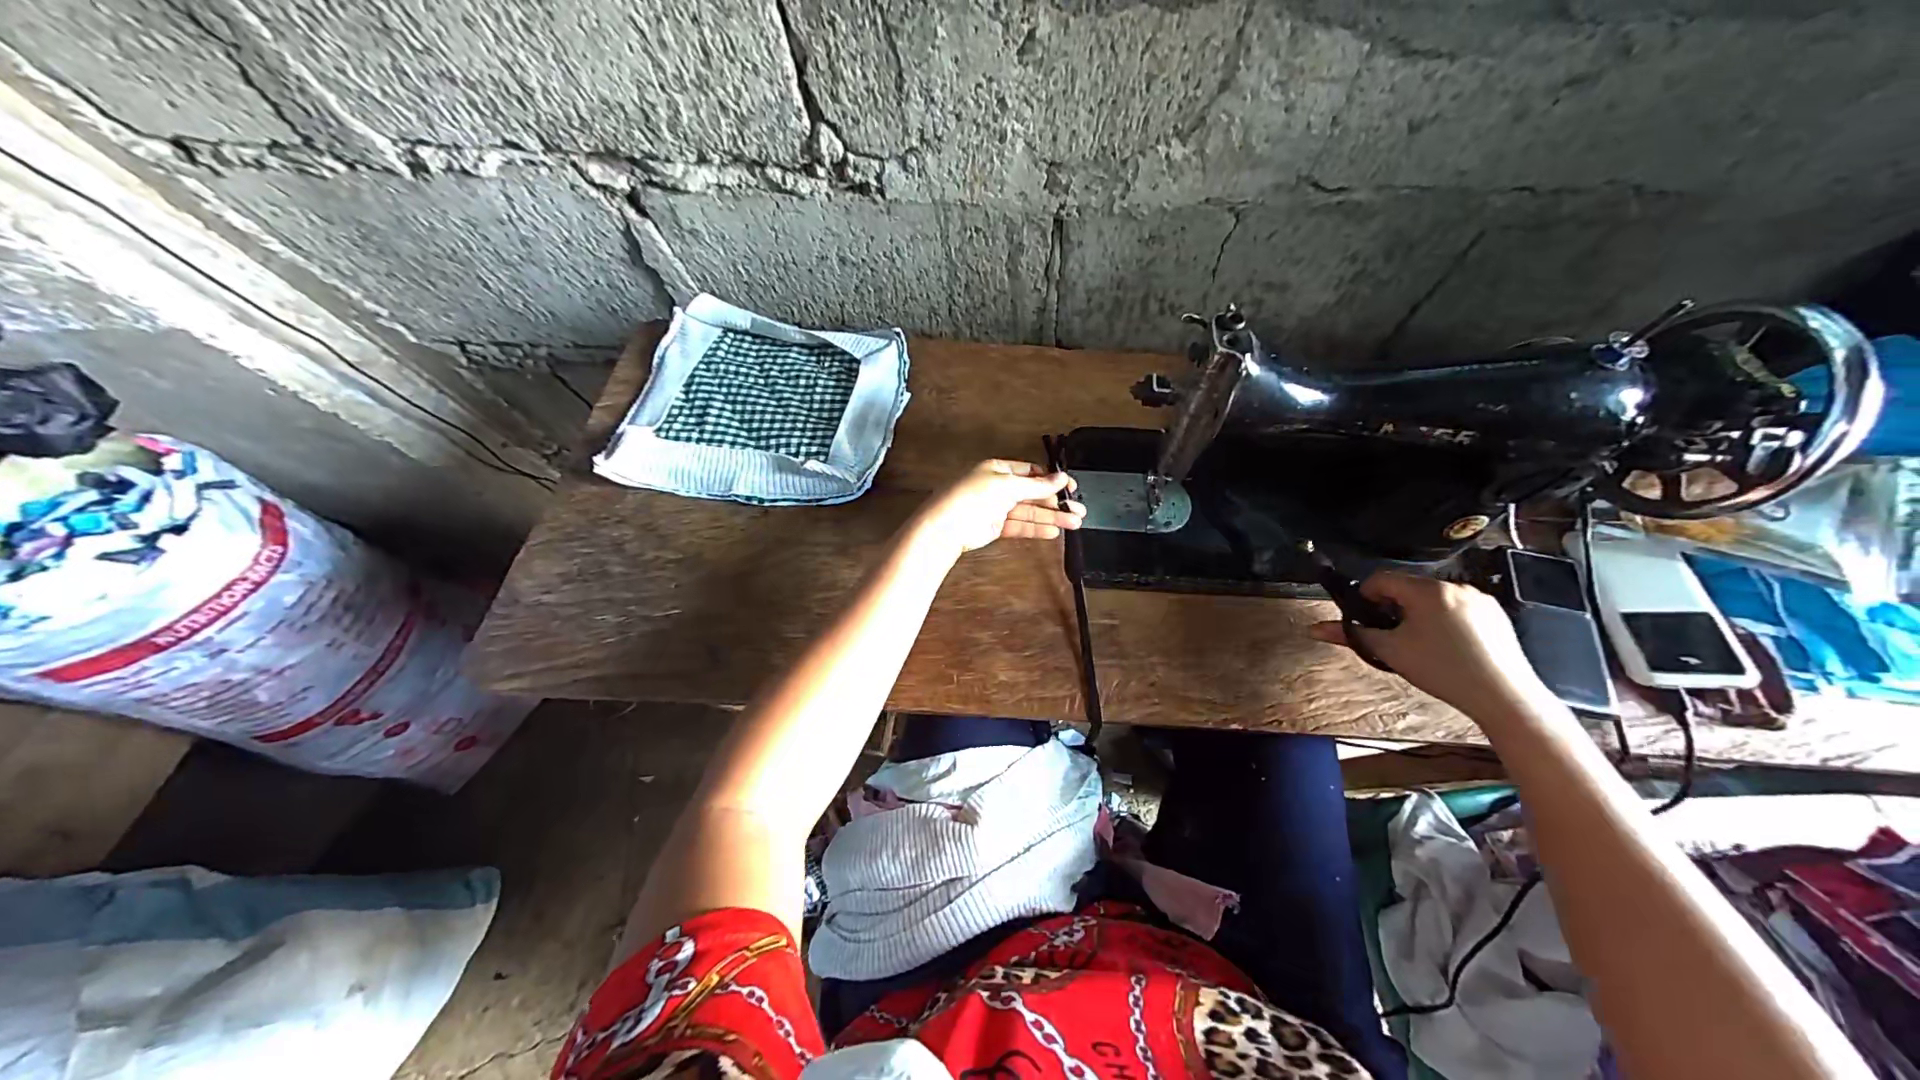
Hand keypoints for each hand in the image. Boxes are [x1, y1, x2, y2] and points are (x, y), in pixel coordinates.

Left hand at [909, 460, 1085, 555]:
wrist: (944, 527)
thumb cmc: (965, 499)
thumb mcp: (1008, 485)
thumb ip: (1037, 485)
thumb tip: (1059, 477)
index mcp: (998, 469)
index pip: (1031, 472)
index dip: (1052, 480)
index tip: (1070, 488)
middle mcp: (996, 487)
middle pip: (1033, 494)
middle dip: (1056, 502)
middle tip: (1077, 509)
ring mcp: (995, 508)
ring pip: (1029, 512)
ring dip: (1052, 517)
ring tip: (1073, 523)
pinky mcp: (993, 527)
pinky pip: (1020, 526)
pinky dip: (1037, 528)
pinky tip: (1053, 530)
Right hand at [1308, 571, 1560, 721]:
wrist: (1503, 696)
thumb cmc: (1444, 671)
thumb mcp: (1390, 652)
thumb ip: (1351, 635)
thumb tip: (1315, 629)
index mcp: (1427, 591)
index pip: (1381, 579)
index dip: (1365, 596)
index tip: (1366, 619)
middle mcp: (1455, 587)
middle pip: (1407, 588)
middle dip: (1393, 608)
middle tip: (1391, 637)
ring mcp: (1479, 600)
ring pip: (1432, 599)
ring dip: (1418, 615)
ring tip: (1419, 646)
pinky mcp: (1495, 615)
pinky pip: (1457, 609)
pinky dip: (1444, 622)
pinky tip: (1447, 648)